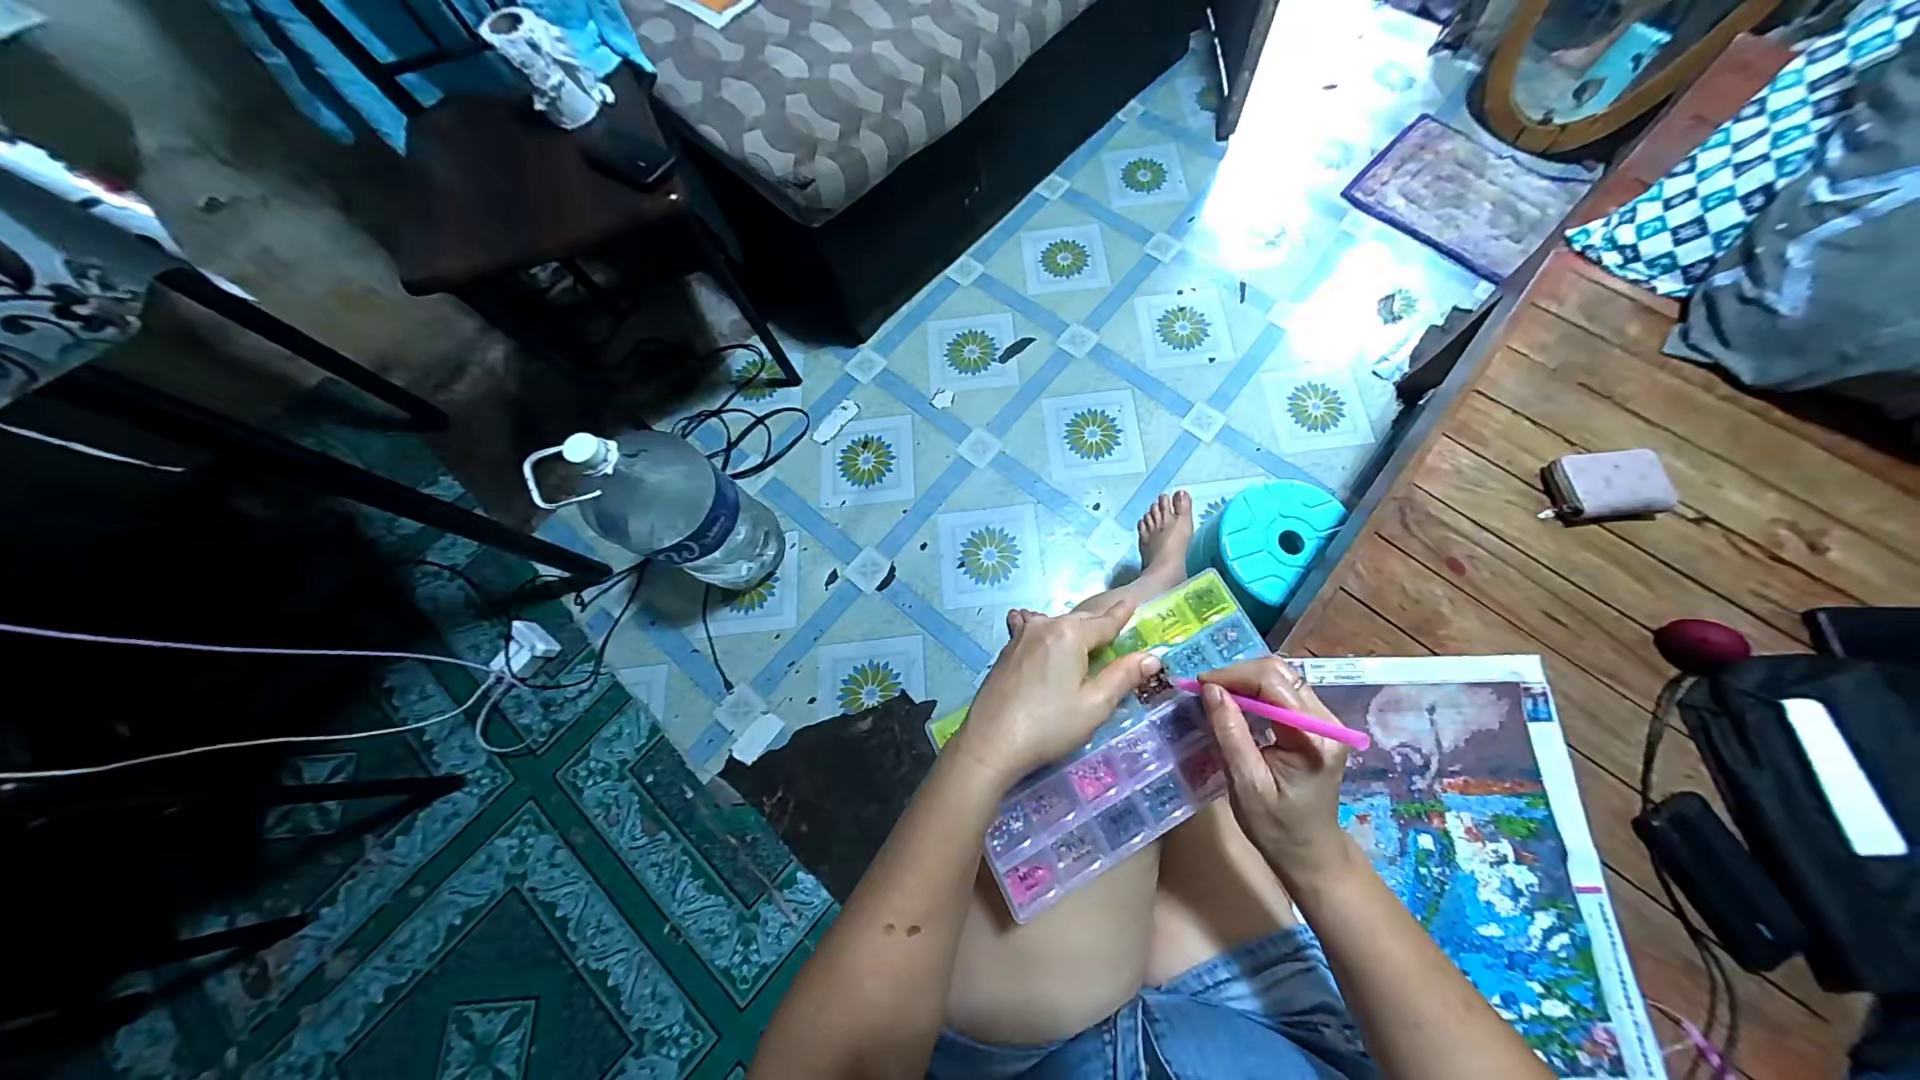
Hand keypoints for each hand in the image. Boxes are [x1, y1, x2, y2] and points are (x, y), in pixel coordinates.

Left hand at [950, 597, 1161, 786]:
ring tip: (1081, 627)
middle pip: (1079, 620)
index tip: (1131, 601)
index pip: (1104, 622)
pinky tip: (1034, 626)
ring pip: (1053, 623)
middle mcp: (1044, 625)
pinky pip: (1031, 629)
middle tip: (1115, 616)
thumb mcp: (1095, 705)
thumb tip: (1151, 656)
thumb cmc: (1049, 725)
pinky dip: (1041, 626)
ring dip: (1069, 625)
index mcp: (1070, 634)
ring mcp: (1020, 636)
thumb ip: (1123, 677)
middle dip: (1097, 620)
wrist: (991, 742)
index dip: (1120, 615)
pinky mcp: (1005, 650)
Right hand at [1200, 658, 1356, 884]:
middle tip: (1205, 690)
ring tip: (1216, 695)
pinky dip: (1254, 689)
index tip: (1200, 686)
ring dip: (1244, 680)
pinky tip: (1236, 703)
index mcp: (1314, 737)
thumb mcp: (1245, 783)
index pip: (1272, 682)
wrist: (1309, 850)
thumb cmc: (1276, 826)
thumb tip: (1211, 689)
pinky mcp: (1316, 722)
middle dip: (1238, 674)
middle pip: (1280, 672)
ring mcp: (1325, 720)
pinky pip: (1283, 690)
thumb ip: (1230, 733)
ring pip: (1281, 676)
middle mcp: (1327, 721)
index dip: (1233, 676)